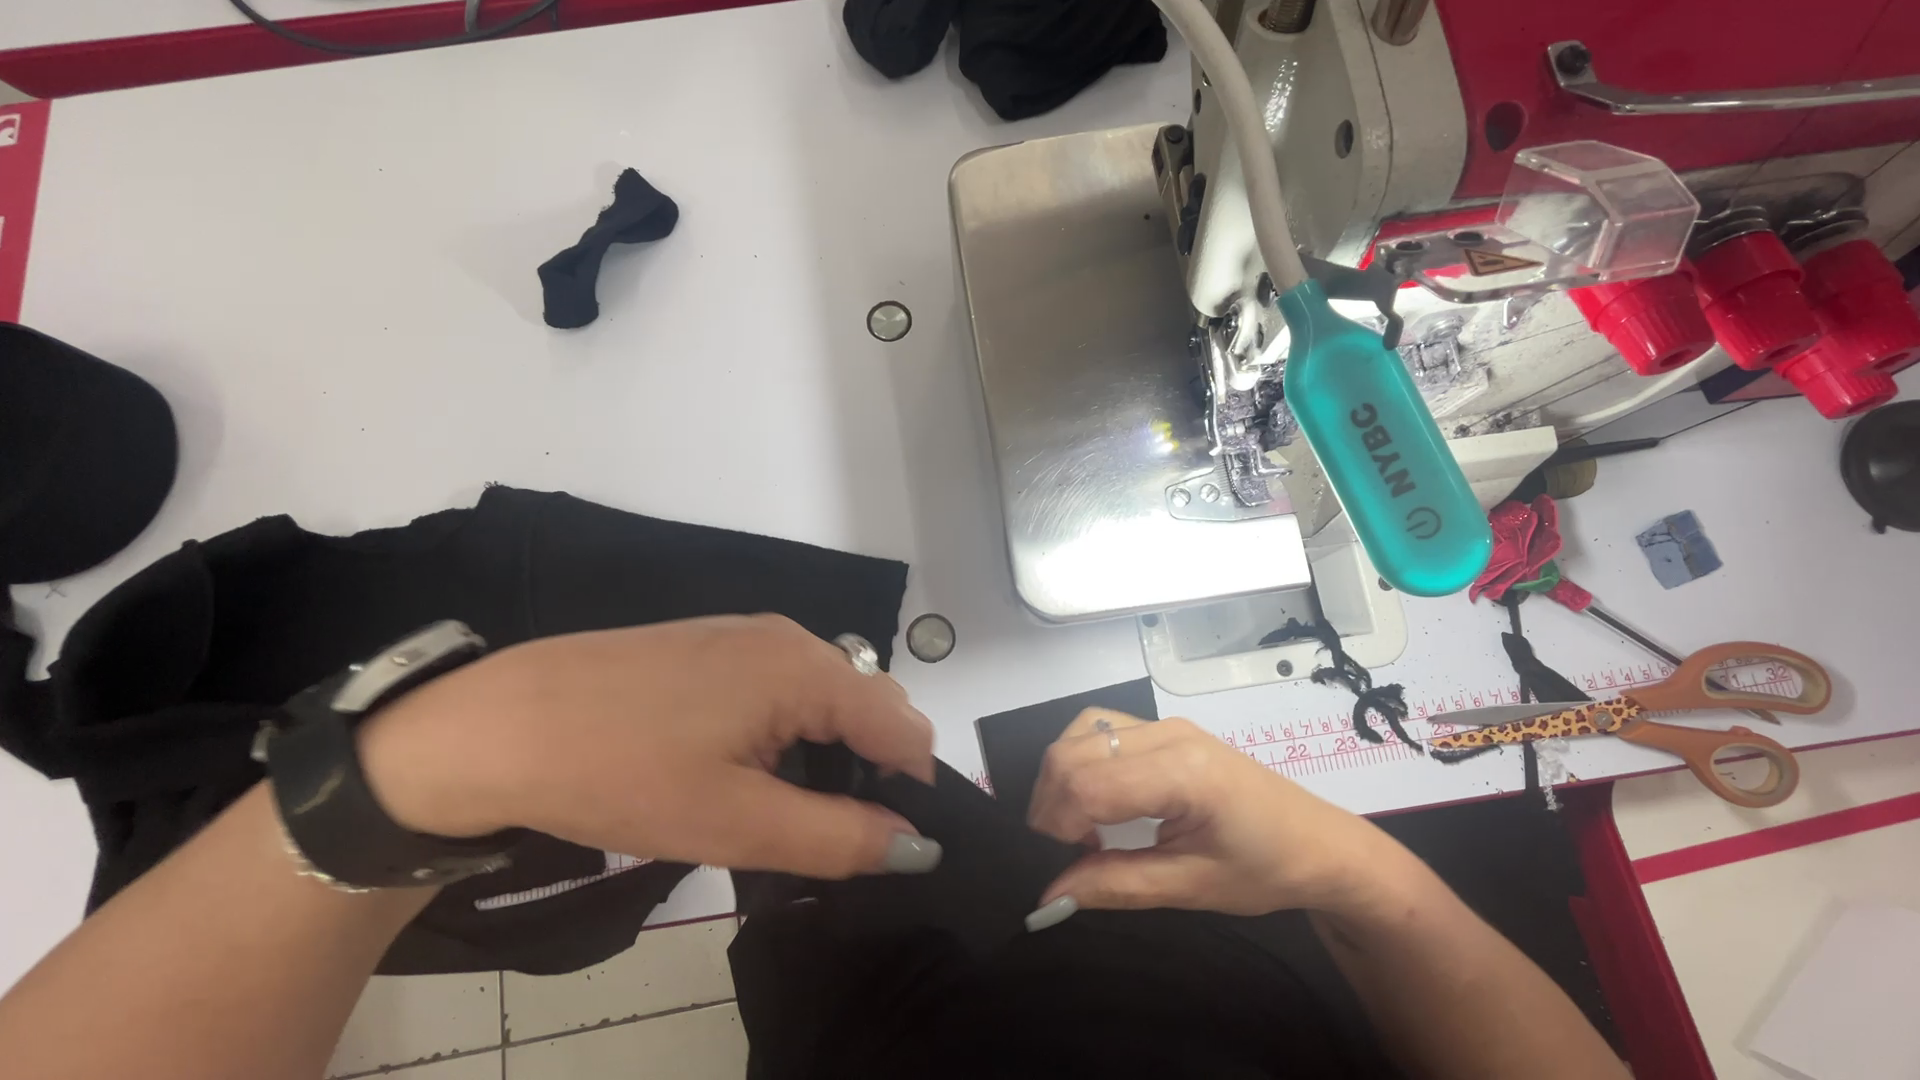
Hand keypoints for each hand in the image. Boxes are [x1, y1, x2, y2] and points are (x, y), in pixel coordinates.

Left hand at [356, 615, 941, 879]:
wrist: (494, 727)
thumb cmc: (621, 774)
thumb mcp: (737, 824)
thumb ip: (840, 836)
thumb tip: (917, 844)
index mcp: (805, 669)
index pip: (903, 725)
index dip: (912, 788)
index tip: (889, 845)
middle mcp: (788, 638)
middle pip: (868, 706)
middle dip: (870, 771)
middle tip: (827, 836)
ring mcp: (747, 634)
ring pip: (825, 697)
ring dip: (827, 753)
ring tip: (783, 810)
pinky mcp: (712, 645)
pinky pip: (782, 686)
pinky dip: (789, 731)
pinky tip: (743, 769)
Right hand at [1027, 711, 1414, 917]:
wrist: (1321, 844)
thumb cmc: (1265, 870)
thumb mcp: (1190, 887)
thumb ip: (1114, 885)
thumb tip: (1048, 897)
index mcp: (1182, 771)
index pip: (1088, 783)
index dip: (1058, 825)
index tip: (1062, 864)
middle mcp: (1167, 733)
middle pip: (1072, 751)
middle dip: (1051, 803)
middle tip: (1067, 851)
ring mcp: (1164, 725)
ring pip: (1079, 732)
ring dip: (1062, 779)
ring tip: (1077, 827)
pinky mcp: (1163, 729)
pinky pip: (1099, 730)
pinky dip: (1080, 762)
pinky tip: (1095, 799)